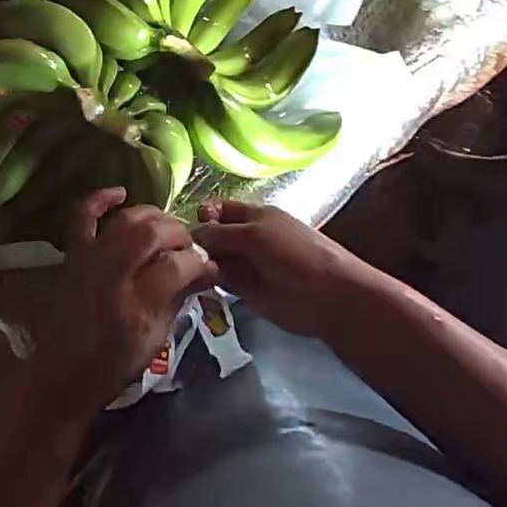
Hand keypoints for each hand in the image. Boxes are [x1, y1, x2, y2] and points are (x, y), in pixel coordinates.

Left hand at [23, 188, 214, 415]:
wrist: (61, 375)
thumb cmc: (114, 363)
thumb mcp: (157, 338)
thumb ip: (180, 297)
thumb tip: (207, 268)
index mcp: (136, 307)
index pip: (176, 266)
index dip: (199, 261)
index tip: (208, 264)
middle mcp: (111, 276)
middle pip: (152, 234)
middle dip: (179, 234)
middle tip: (189, 245)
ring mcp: (89, 261)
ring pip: (126, 220)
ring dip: (153, 217)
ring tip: (167, 228)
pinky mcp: (73, 255)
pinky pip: (83, 217)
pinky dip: (100, 199)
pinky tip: (121, 193)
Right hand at [192, 201, 383, 339]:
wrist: (329, 297)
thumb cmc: (295, 254)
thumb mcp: (254, 235)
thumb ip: (219, 234)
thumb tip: (190, 237)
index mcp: (252, 215)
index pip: (216, 209)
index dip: (199, 216)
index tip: (177, 230)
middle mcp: (245, 236)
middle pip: (211, 234)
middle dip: (195, 241)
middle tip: (177, 254)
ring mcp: (243, 263)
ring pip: (211, 257)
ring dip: (197, 262)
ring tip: (180, 270)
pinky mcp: (244, 289)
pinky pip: (218, 280)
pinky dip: (205, 280)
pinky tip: (193, 284)